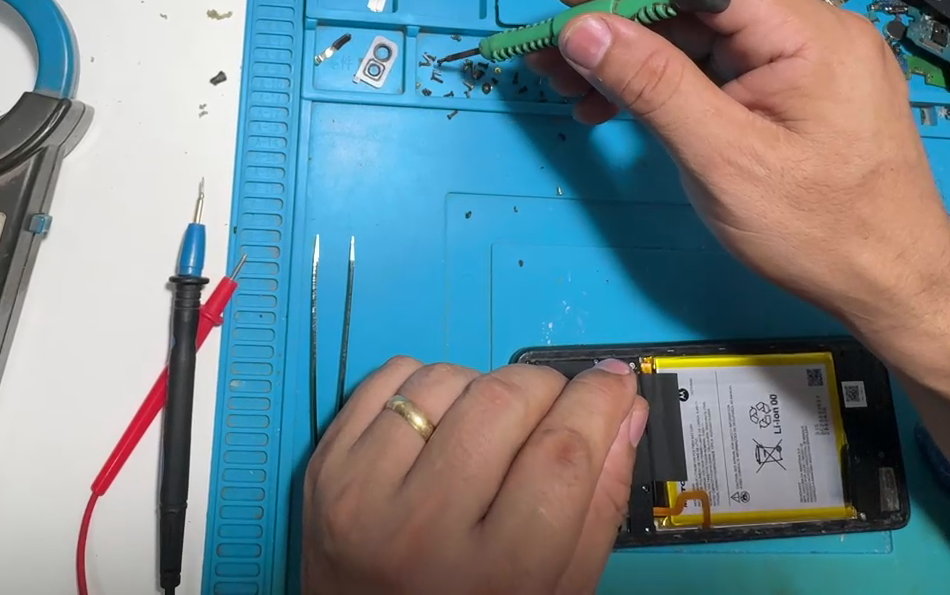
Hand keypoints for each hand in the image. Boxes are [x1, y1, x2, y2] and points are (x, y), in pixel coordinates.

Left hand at [302, 356, 647, 594]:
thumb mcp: (556, 589)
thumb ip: (598, 502)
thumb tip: (622, 406)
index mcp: (497, 578)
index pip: (560, 456)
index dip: (597, 404)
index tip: (613, 379)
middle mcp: (423, 531)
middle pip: (501, 404)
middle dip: (542, 386)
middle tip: (552, 399)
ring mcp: (363, 491)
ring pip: (445, 379)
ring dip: (481, 385)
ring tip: (487, 425)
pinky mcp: (327, 460)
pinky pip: (391, 375)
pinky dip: (426, 381)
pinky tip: (437, 421)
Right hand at [524, 0, 949, 332]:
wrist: (895, 291)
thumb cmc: (821, 232)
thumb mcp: (723, 159)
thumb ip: (651, 85)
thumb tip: (582, 29)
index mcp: (809, 34)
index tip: (567, 0)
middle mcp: (807, 33)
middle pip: (695, 2)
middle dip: (617, 24)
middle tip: (553, 53)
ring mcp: (797, 62)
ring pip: (694, 37)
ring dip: (628, 57)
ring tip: (569, 85)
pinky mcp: (783, 91)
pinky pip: (708, 69)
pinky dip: (655, 84)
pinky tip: (611, 107)